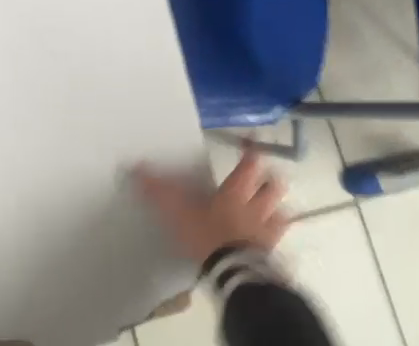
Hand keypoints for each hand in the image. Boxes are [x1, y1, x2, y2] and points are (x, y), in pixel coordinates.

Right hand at [133, 145, 292, 261]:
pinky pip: (277, 244)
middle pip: (274, 187)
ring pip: (281, 214)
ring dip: (277, 211)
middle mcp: (256, 208)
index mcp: (236, 192)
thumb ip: (159, 190)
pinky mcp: (271, 255)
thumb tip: (136, 167)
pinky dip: (274, 240)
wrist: (233, 274)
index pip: (249, 164)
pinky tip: (266, 244)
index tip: (252, 144)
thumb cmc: (207, 235)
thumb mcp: (178, 211)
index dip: (252, 153)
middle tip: (264, 178)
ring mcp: (267, 232)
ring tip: (270, 211)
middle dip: (271, 181)